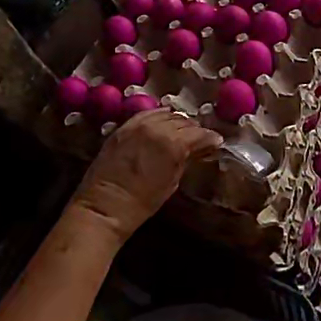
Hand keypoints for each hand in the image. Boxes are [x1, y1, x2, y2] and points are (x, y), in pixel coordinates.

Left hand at [69, 108, 221, 241]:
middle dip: (194, 129)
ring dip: (177, 122)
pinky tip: (162, 123)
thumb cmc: (142, 203)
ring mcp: (138, 124)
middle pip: (183, 121)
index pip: (199, 133)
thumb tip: (200, 149)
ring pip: (166, 115)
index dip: (210, 138)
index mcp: (173, 143)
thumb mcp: (172, 182)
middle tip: (199, 139)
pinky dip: (158, 117)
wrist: (105, 206)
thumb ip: (186, 159)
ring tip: (181, 131)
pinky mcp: (124, 126)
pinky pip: (147, 114)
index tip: (216, 142)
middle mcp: (157, 127)